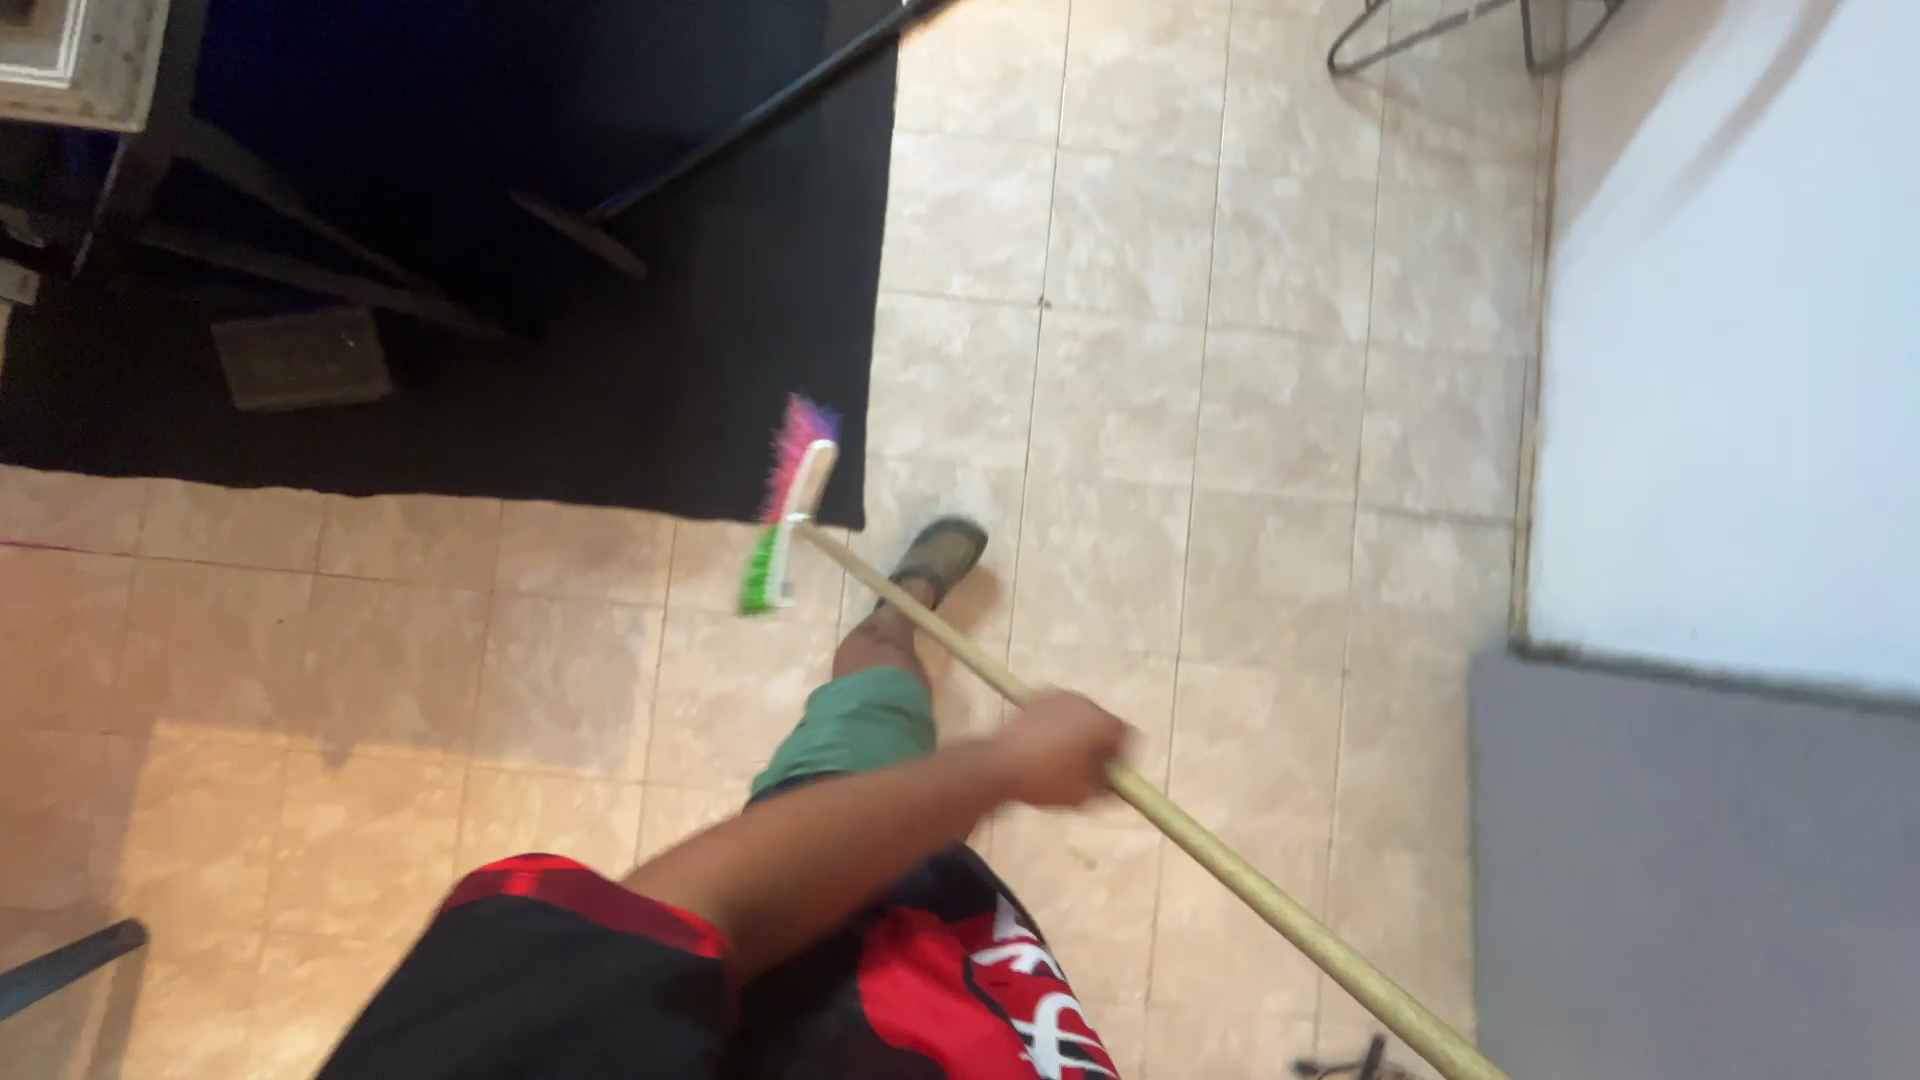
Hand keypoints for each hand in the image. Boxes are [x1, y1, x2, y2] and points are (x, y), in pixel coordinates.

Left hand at [992, 690, 1131, 808]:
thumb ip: (1110, 789)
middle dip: (1101, 743)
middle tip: (1089, 769)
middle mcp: (1084, 702)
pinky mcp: (1037, 698)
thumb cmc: (1046, 779)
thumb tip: (1117, 785)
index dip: (1123, 757)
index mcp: (1100, 722)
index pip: (1127, 735)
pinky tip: (1046, 746)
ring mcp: (1058, 696)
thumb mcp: (1084, 794)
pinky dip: (1060, 726)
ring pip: (1081, 716)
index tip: (1112, 776)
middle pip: (1104, 722)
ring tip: (1065, 758)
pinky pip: (1060, 712)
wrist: (999, 763)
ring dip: (1080, 733)